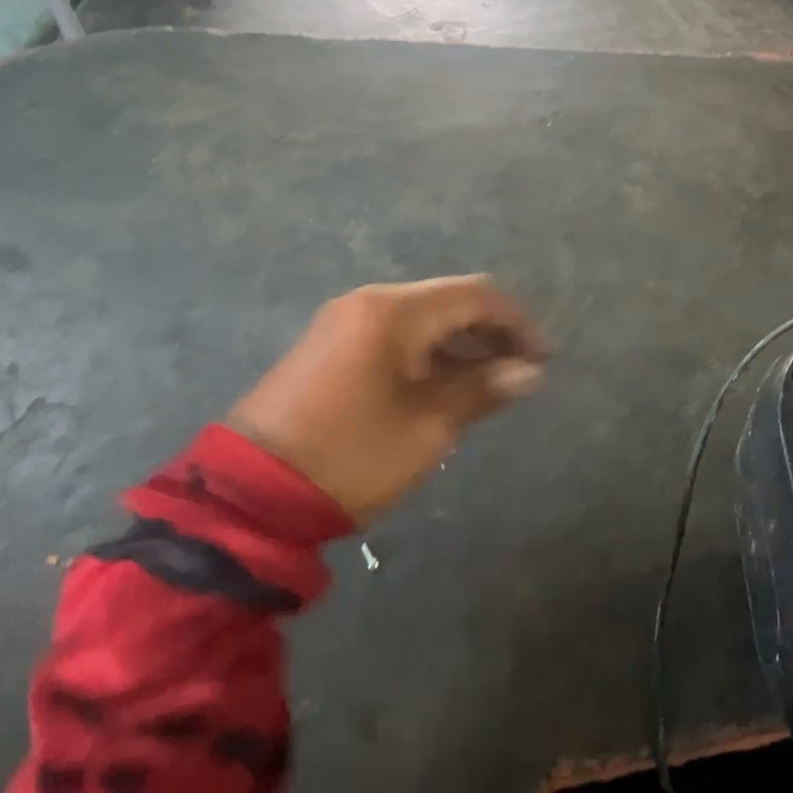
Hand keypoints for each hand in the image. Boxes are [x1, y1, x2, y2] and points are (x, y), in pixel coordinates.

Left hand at [228, 276, 546, 523]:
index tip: (543, 361)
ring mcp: (343, 324)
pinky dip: (430, 355)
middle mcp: (368, 304)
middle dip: (492, 334)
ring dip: (463, 346)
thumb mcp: (429, 426)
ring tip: (490, 387)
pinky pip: (396, 337)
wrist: (250, 496)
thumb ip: (483, 390)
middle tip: (521, 375)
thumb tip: (529, 372)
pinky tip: (446, 389)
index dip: (518, 324)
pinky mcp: (329, 349)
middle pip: (450, 302)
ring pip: (424, 321)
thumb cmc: (353, 455)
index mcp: (394, 313)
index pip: (477, 296)